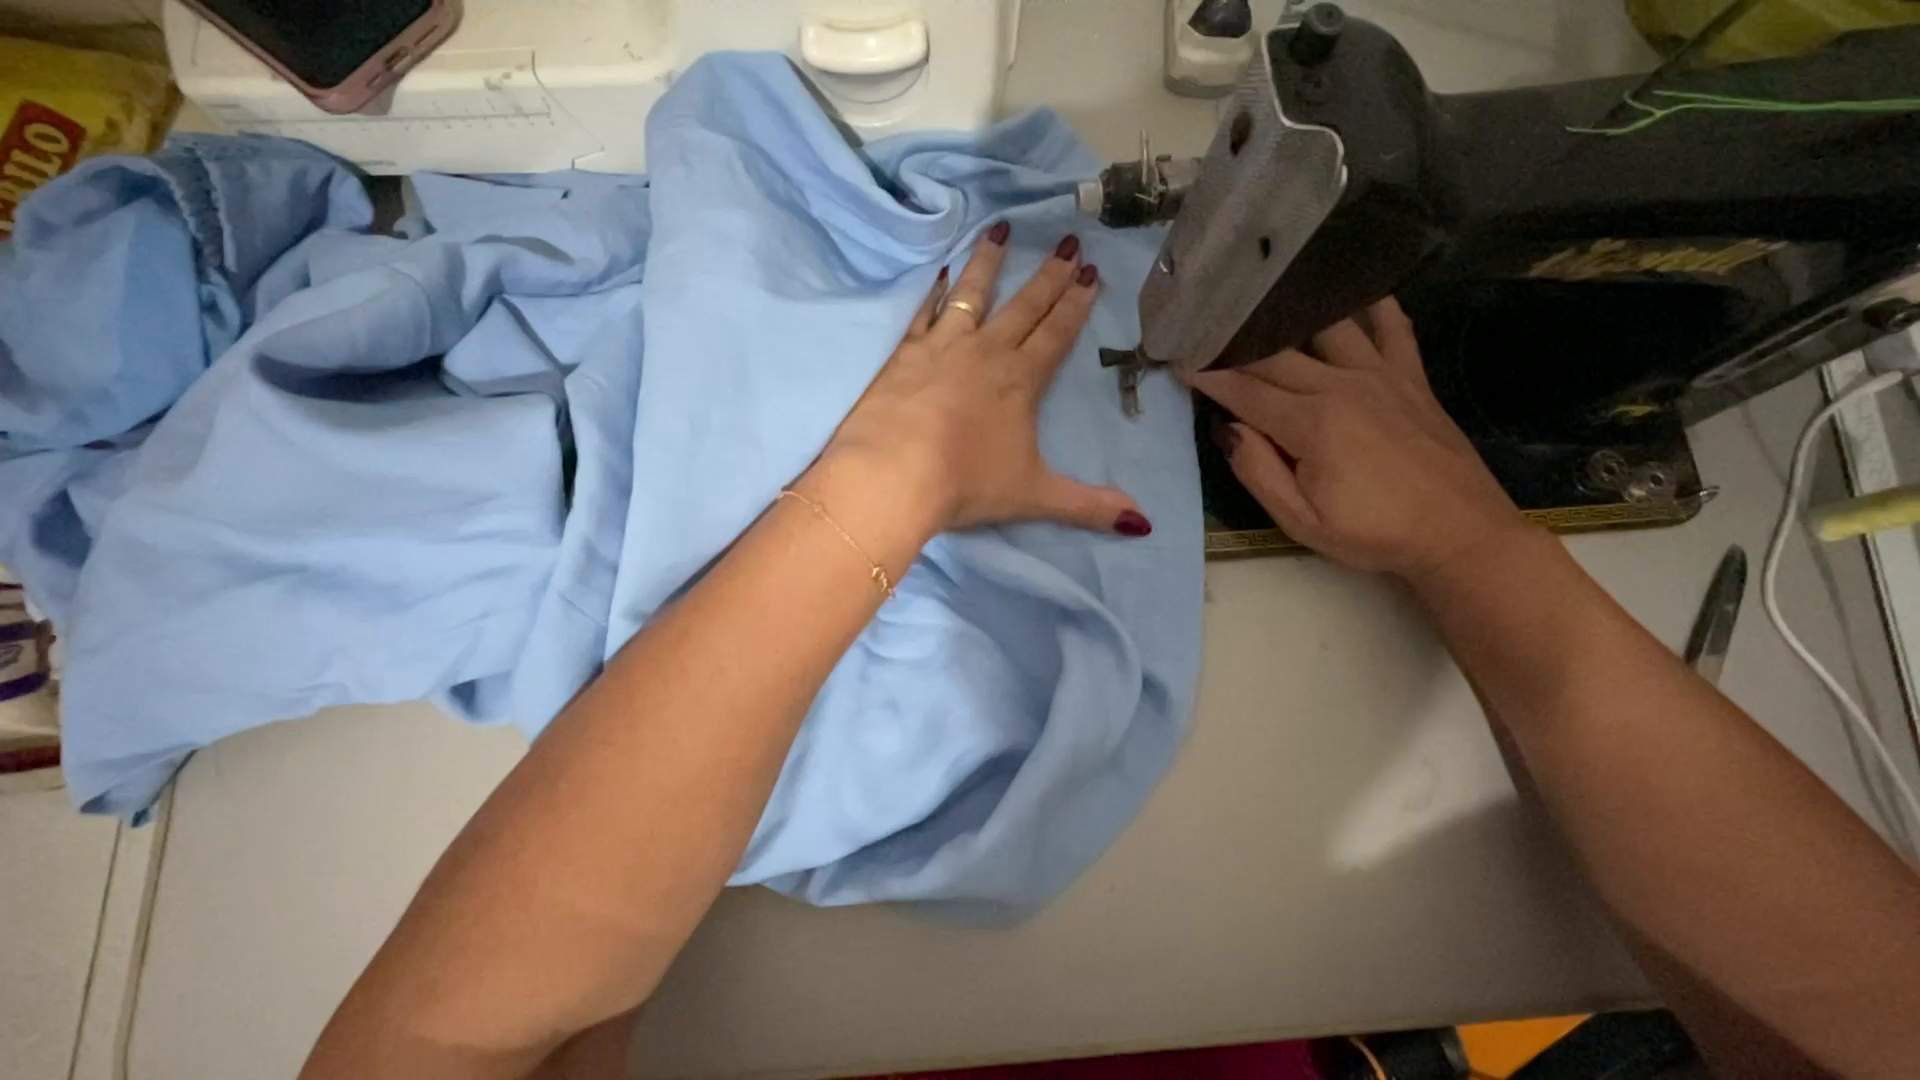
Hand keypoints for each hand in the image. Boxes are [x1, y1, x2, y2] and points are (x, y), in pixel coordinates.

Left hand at [812, 223, 1149, 540]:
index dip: (1076, 304)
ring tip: (1001, 229)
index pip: (1056, 334)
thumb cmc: (966, 484)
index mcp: (1021, 381)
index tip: (1091, 272)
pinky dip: (935, 291)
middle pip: (1024, 307)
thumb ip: (1089, 507)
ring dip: (989, 262)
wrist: (893, 476)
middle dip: (1050, 276)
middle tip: (1068, 242)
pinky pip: (925, 312)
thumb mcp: (1035, 497)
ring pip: (972, 294)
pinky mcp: (904, 353)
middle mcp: (986, 353)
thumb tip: (1144, 524)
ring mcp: (942, 348)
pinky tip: (940, 272)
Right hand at [1186, 297, 1531, 584]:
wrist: (1459, 533)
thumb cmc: (1373, 534)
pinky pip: (1392, 328)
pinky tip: (1355, 293)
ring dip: (1292, 315)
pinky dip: (1373, 307)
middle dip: (1235, 344)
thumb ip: (1257, 470)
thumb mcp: (1300, 520)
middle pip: (1276, 355)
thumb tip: (1227, 428)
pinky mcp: (1412, 378)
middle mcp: (1341, 386)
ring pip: (1327, 328)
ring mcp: (1381, 376)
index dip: (1208, 376)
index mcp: (1310, 423)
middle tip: (1206, 330)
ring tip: (1264, 303)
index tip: (1179, 361)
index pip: (1244, 391)